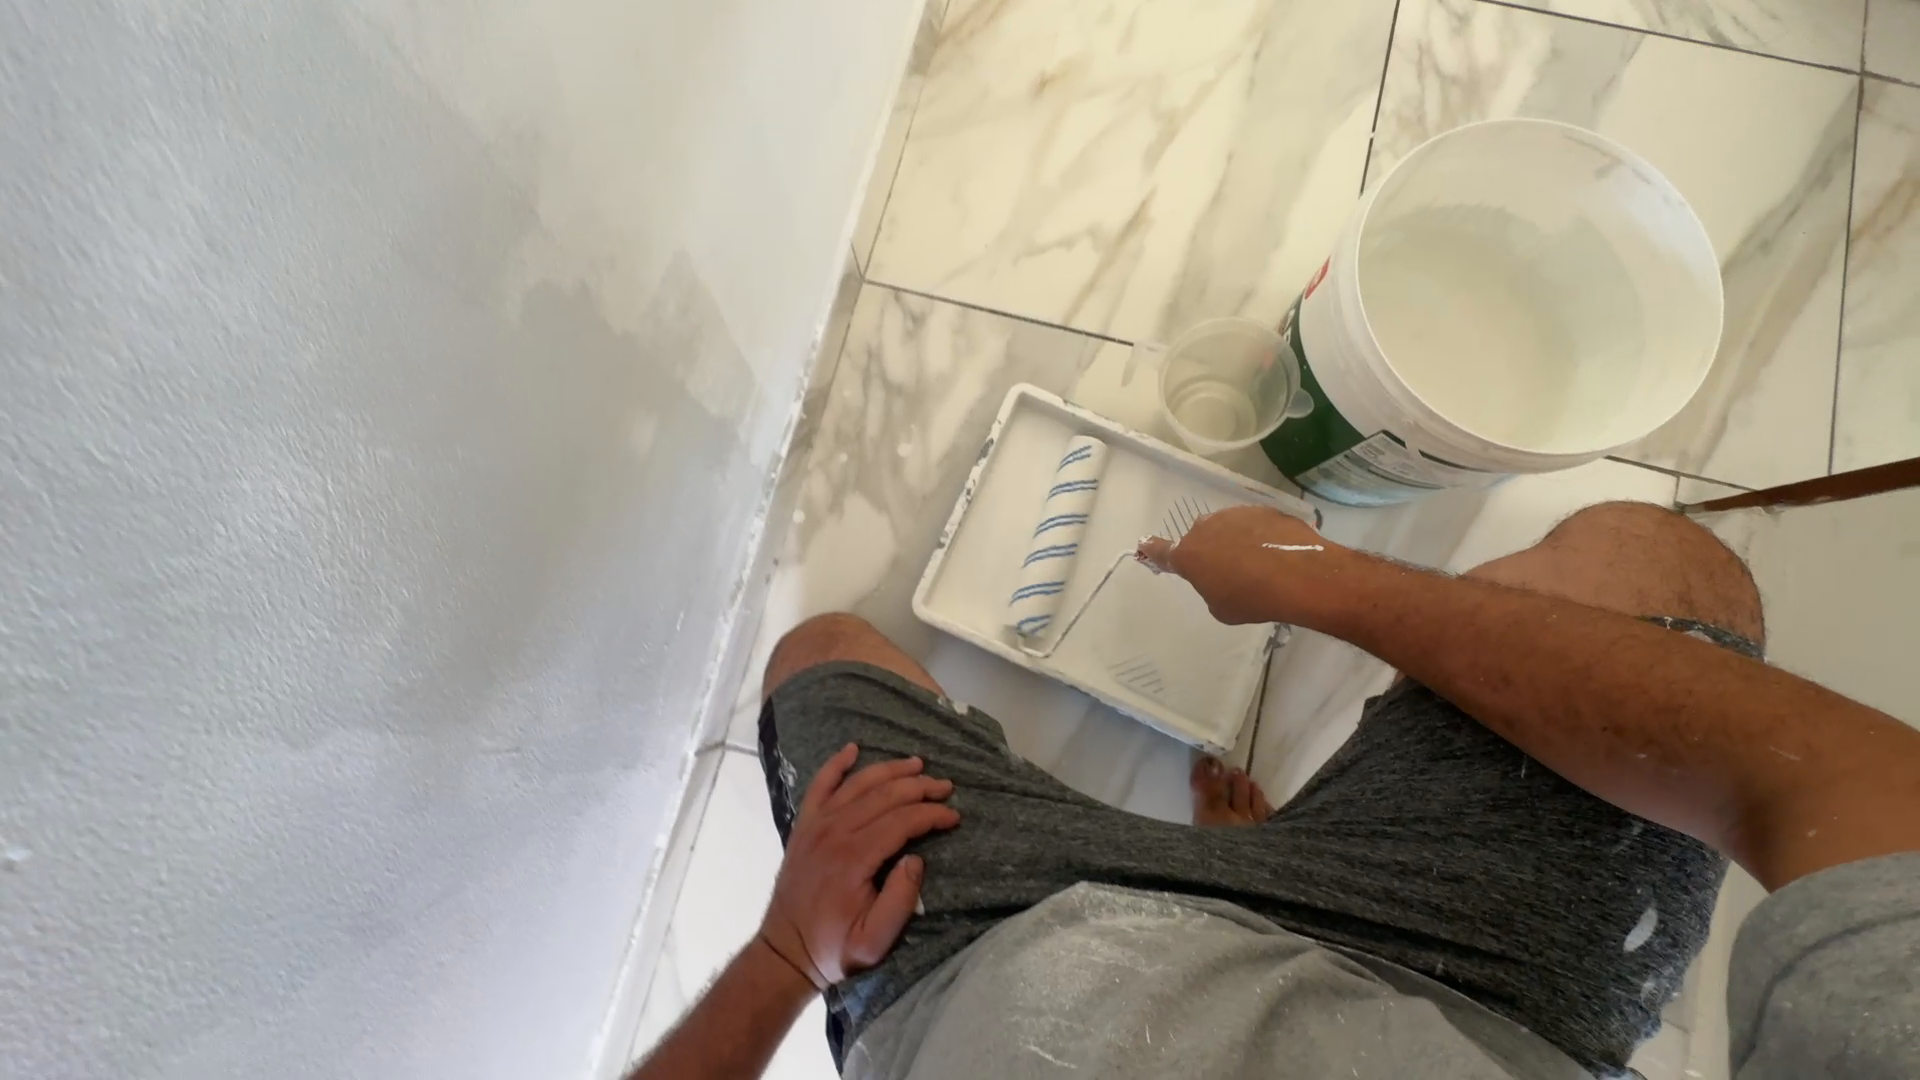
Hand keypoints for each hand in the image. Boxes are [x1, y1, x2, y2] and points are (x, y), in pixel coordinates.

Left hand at [758, 744, 959, 989]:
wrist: (785, 951)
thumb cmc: (834, 948)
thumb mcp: (875, 942)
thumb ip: (900, 901)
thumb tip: (916, 859)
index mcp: (853, 858)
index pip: (901, 821)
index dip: (931, 814)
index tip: (954, 816)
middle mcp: (835, 832)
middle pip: (884, 795)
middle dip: (920, 787)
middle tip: (945, 787)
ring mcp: (817, 825)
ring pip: (859, 784)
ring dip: (890, 770)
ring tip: (918, 764)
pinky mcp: (805, 825)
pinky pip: (820, 784)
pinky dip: (836, 763)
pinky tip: (853, 749)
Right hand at [1137, 505, 1347, 624]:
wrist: (1301, 576)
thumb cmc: (1253, 599)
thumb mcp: (1222, 607)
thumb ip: (1211, 589)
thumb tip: (1220, 577)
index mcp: (1189, 555)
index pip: (1161, 551)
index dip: (1154, 550)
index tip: (1146, 545)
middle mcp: (1205, 529)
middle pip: (1200, 537)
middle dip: (1209, 549)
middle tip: (1228, 570)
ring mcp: (1235, 515)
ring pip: (1227, 528)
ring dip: (1235, 541)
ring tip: (1258, 563)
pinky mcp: (1263, 510)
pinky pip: (1254, 524)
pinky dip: (1260, 536)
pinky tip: (1277, 553)